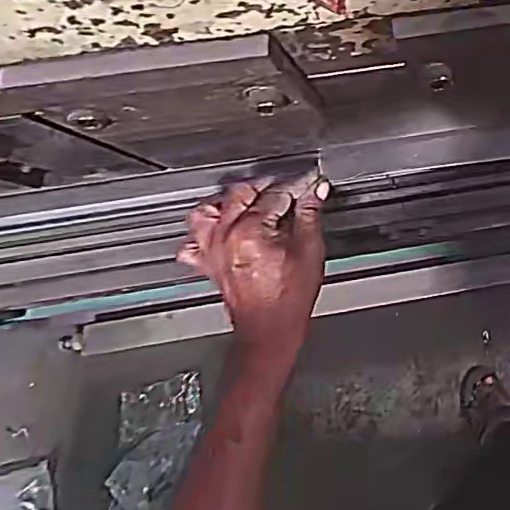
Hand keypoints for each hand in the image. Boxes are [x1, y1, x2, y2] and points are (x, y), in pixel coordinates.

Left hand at [178, 170, 329, 359]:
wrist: (270, 328)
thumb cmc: (289, 297)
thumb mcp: (310, 250)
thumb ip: (309, 215)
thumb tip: (314, 191)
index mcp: (249, 231)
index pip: (275, 193)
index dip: (297, 185)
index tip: (310, 181)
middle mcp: (224, 237)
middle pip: (239, 193)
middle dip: (266, 186)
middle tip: (288, 187)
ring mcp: (211, 250)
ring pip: (209, 209)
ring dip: (230, 200)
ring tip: (252, 199)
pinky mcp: (207, 263)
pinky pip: (194, 239)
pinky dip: (206, 228)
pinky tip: (223, 226)